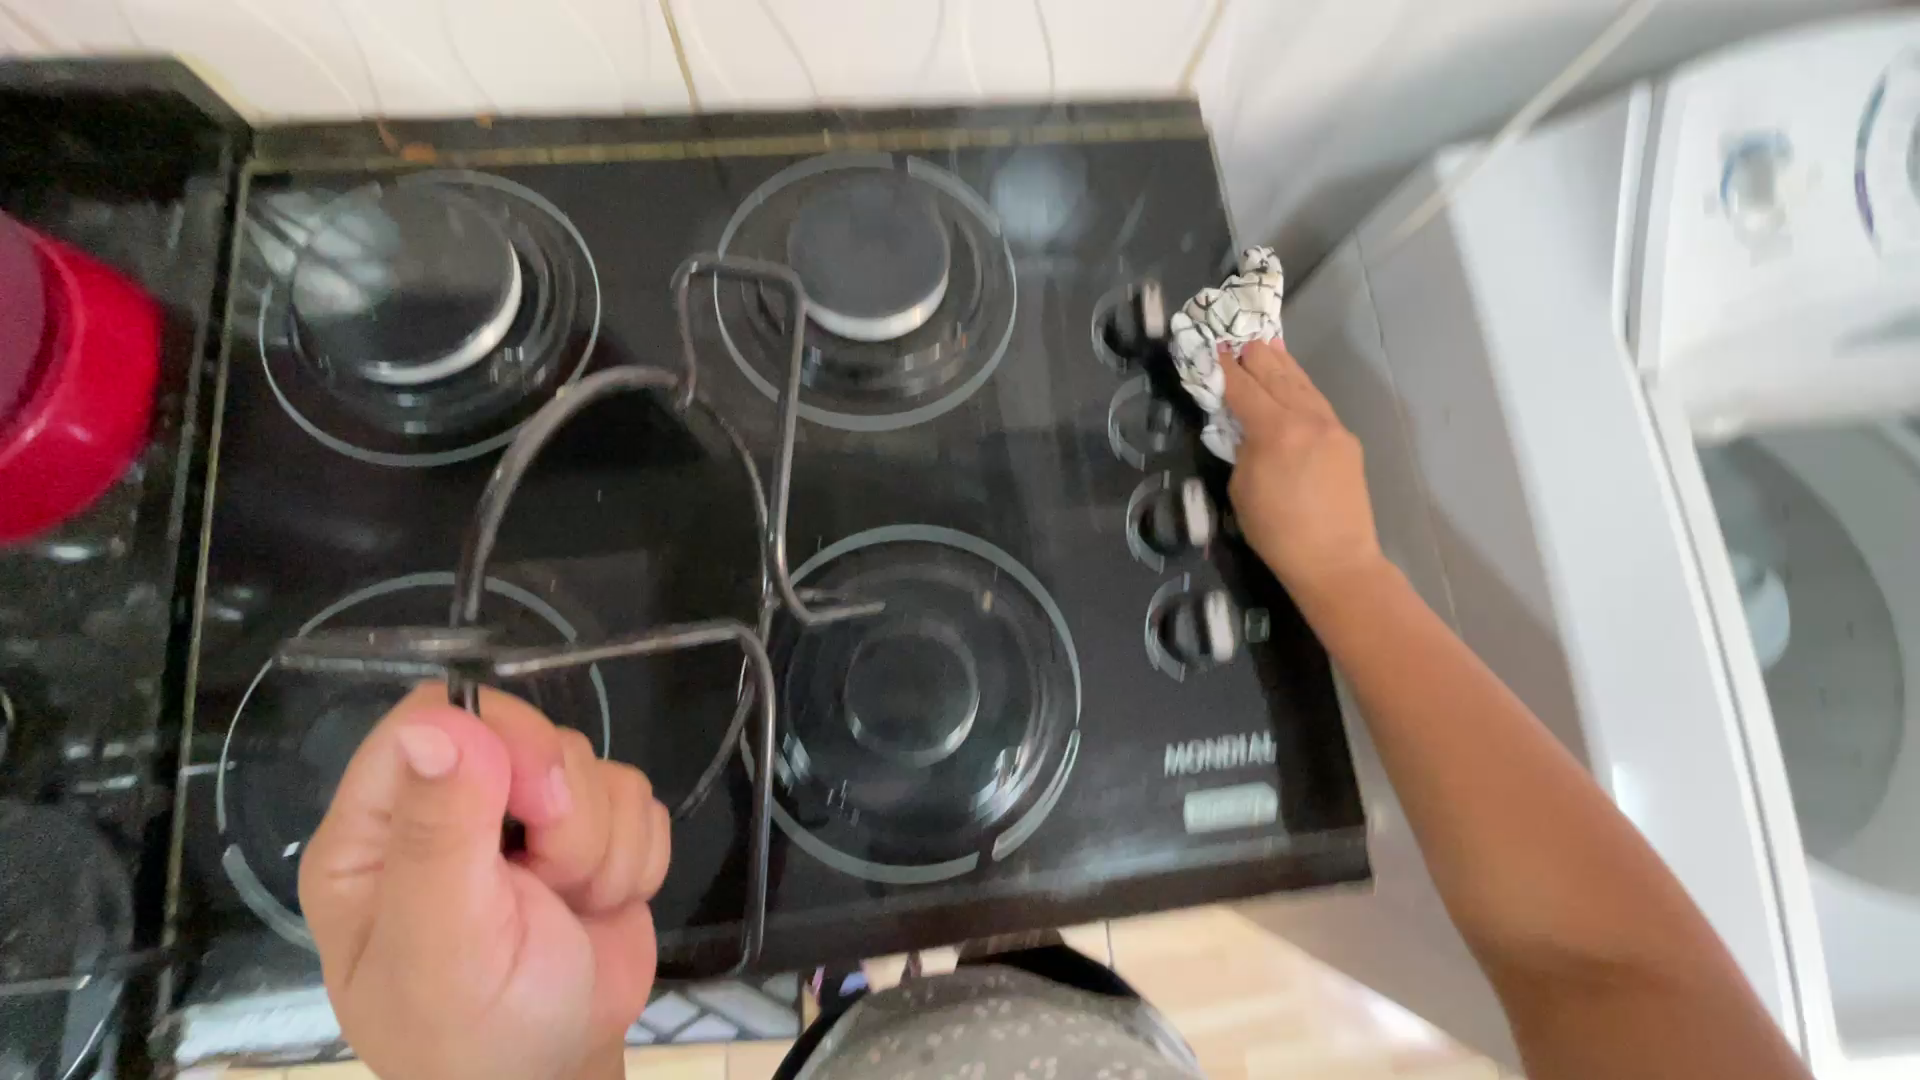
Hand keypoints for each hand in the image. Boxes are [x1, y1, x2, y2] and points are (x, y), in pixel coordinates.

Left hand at [299, 682, 669, 1079]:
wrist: (559, 1072)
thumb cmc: (477, 1030)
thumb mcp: (444, 946)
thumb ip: (438, 834)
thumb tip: (436, 723)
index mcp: (381, 830)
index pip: (435, 715)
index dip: (500, 735)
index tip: (538, 798)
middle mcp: (454, 808)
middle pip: (533, 735)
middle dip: (567, 811)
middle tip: (552, 882)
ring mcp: (531, 818)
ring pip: (597, 767)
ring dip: (604, 847)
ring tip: (572, 907)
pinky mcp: (597, 828)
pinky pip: (640, 798)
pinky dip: (636, 856)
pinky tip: (603, 902)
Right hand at [1220, 339, 1383, 603]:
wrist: (1334, 559)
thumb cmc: (1275, 532)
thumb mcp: (1241, 488)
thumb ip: (1241, 449)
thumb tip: (1244, 429)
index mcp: (1274, 431)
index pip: (1243, 388)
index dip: (1224, 369)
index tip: (1211, 350)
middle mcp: (1306, 418)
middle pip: (1276, 375)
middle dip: (1254, 357)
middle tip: (1238, 340)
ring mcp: (1331, 427)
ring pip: (1302, 384)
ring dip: (1281, 365)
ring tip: (1266, 347)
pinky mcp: (1346, 440)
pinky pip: (1317, 403)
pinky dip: (1300, 387)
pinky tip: (1293, 383)